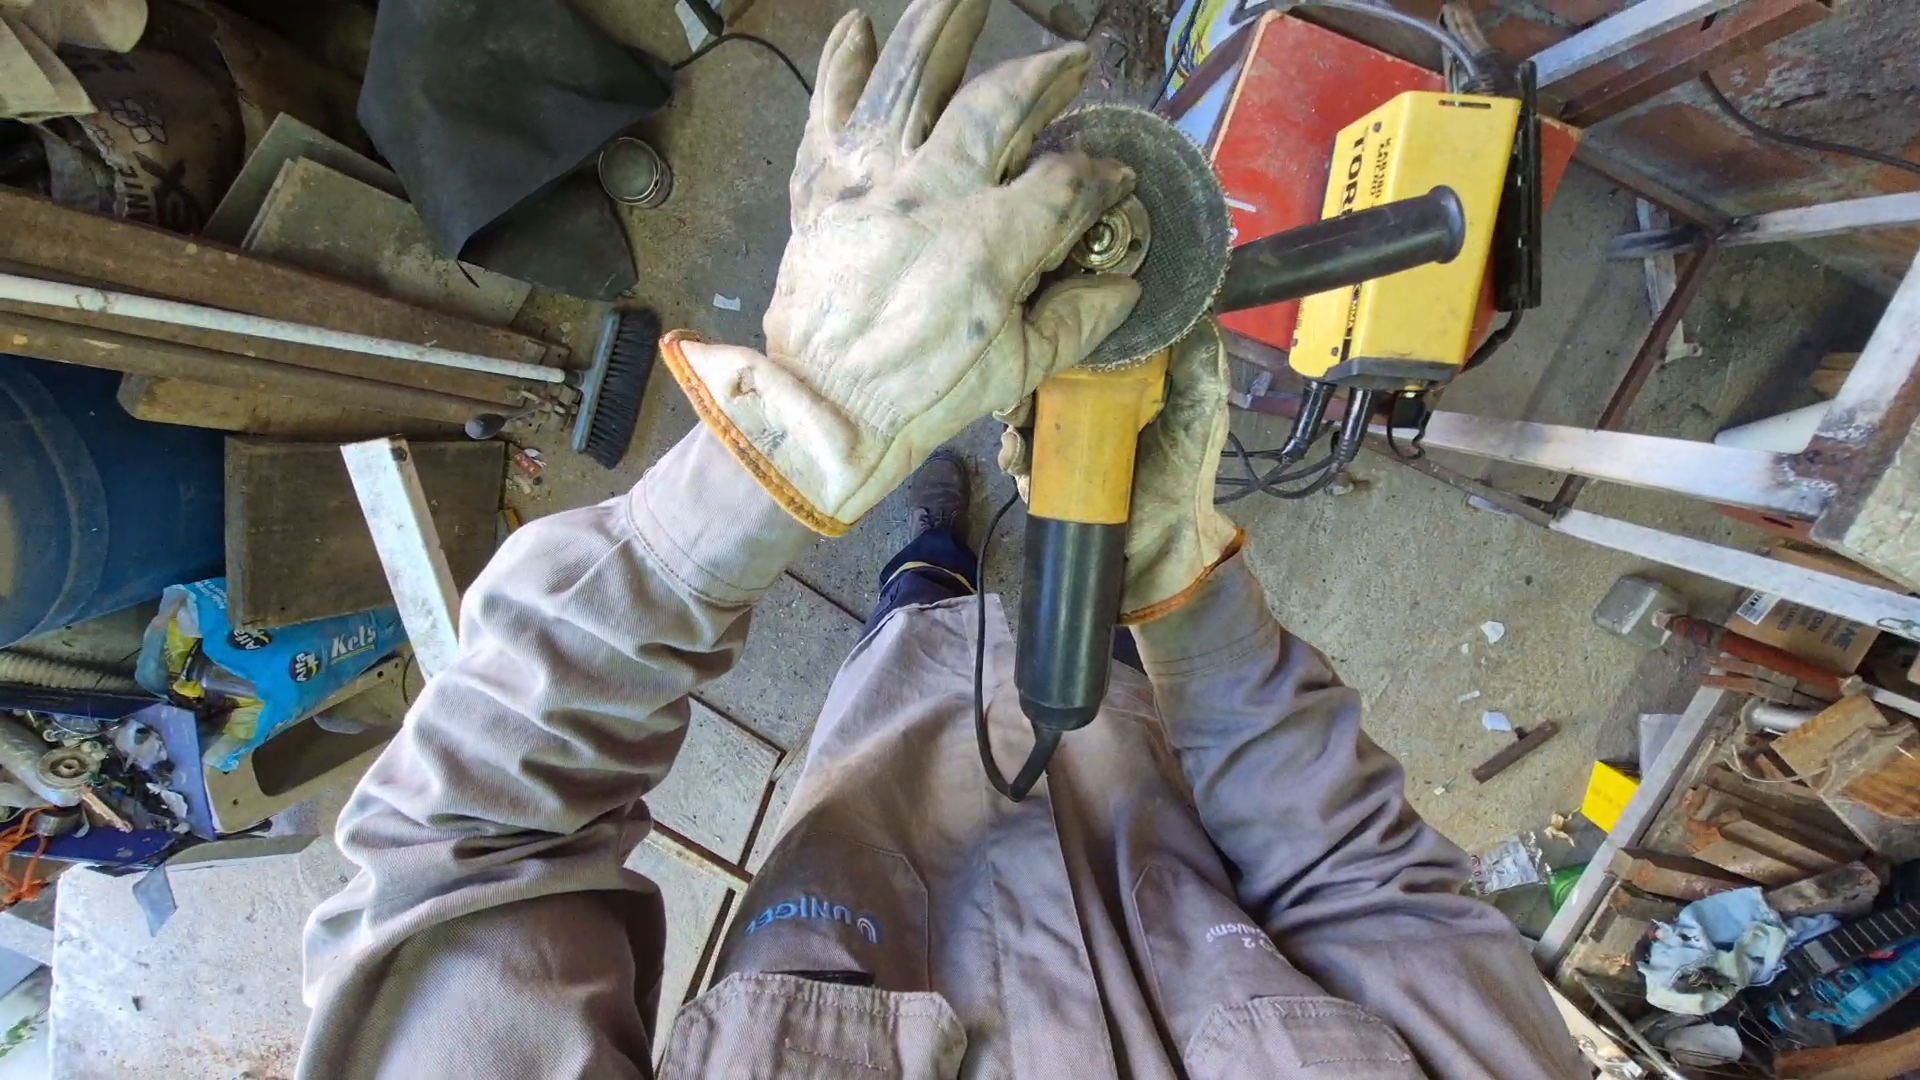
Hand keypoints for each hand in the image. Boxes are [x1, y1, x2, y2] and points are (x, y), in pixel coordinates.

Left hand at [659, 0, 1139, 535]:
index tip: (1110, 179)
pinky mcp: (820, 188)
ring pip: (910, 74)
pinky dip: (841, 64)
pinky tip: (856, 29)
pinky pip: (828, 108)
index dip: (1098, 176)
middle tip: (1066, 62)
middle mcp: (929, 193)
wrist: (825, 413)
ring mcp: (868, 182)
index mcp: (987, 245)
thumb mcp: (1012, 371)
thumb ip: (1075, 322)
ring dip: (945, 23)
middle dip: (1042, 76)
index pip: (1063, 182)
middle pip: (997, 103)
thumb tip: (1125, 289)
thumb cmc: (919, 398)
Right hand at [999, 320, 1242, 621]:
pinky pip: (1022, 470)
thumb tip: (1195, 310)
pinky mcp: (1050, 490)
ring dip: (1011, 422)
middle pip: (1040, 389)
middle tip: (1018, 390)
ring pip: (1024, 426)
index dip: (1056, 344)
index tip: (1041, 336)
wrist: (1170, 551)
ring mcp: (1064, 456)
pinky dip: (1013, 462)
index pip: (1077, 357)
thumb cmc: (1187, 479)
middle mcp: (1084, 418)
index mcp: (1116, 392)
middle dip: (1023, 384)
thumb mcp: (1201, 416)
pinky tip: (1016, 459)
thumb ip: (1202, 370)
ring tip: (1014, 427)